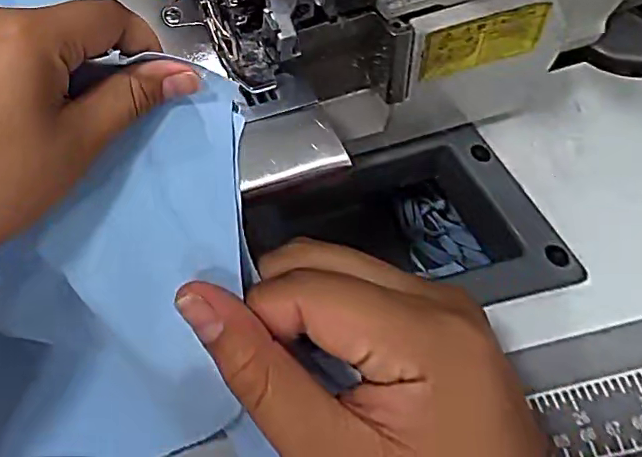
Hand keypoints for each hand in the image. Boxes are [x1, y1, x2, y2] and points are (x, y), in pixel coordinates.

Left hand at [0, 0, 201, 286]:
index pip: (108, 14)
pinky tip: (20, 119)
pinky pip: (8, 48)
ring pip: (41, 37)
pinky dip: (32, 72)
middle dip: (100, 62)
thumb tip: (181, 74)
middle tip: (100, 119)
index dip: (142, 45)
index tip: (155, 87)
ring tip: (57, 125)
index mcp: (28, 28)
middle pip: (72, 25)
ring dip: (66, 69)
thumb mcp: (76, 142)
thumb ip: (132, 97)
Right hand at [176, 239, 544, 455]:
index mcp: (426, 332)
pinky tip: (336, 368)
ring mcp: (445, 306)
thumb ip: (259, 374)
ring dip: (299, 311)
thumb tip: (196, 298)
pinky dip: (326, 315)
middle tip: (283, 380)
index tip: (261, 379)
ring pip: (329, 265)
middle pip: (313, 261)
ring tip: (311, 380)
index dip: (258, 326)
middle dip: (276, 310)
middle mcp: (439, 300)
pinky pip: (356, 284)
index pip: (297, 287)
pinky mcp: (441, 318)